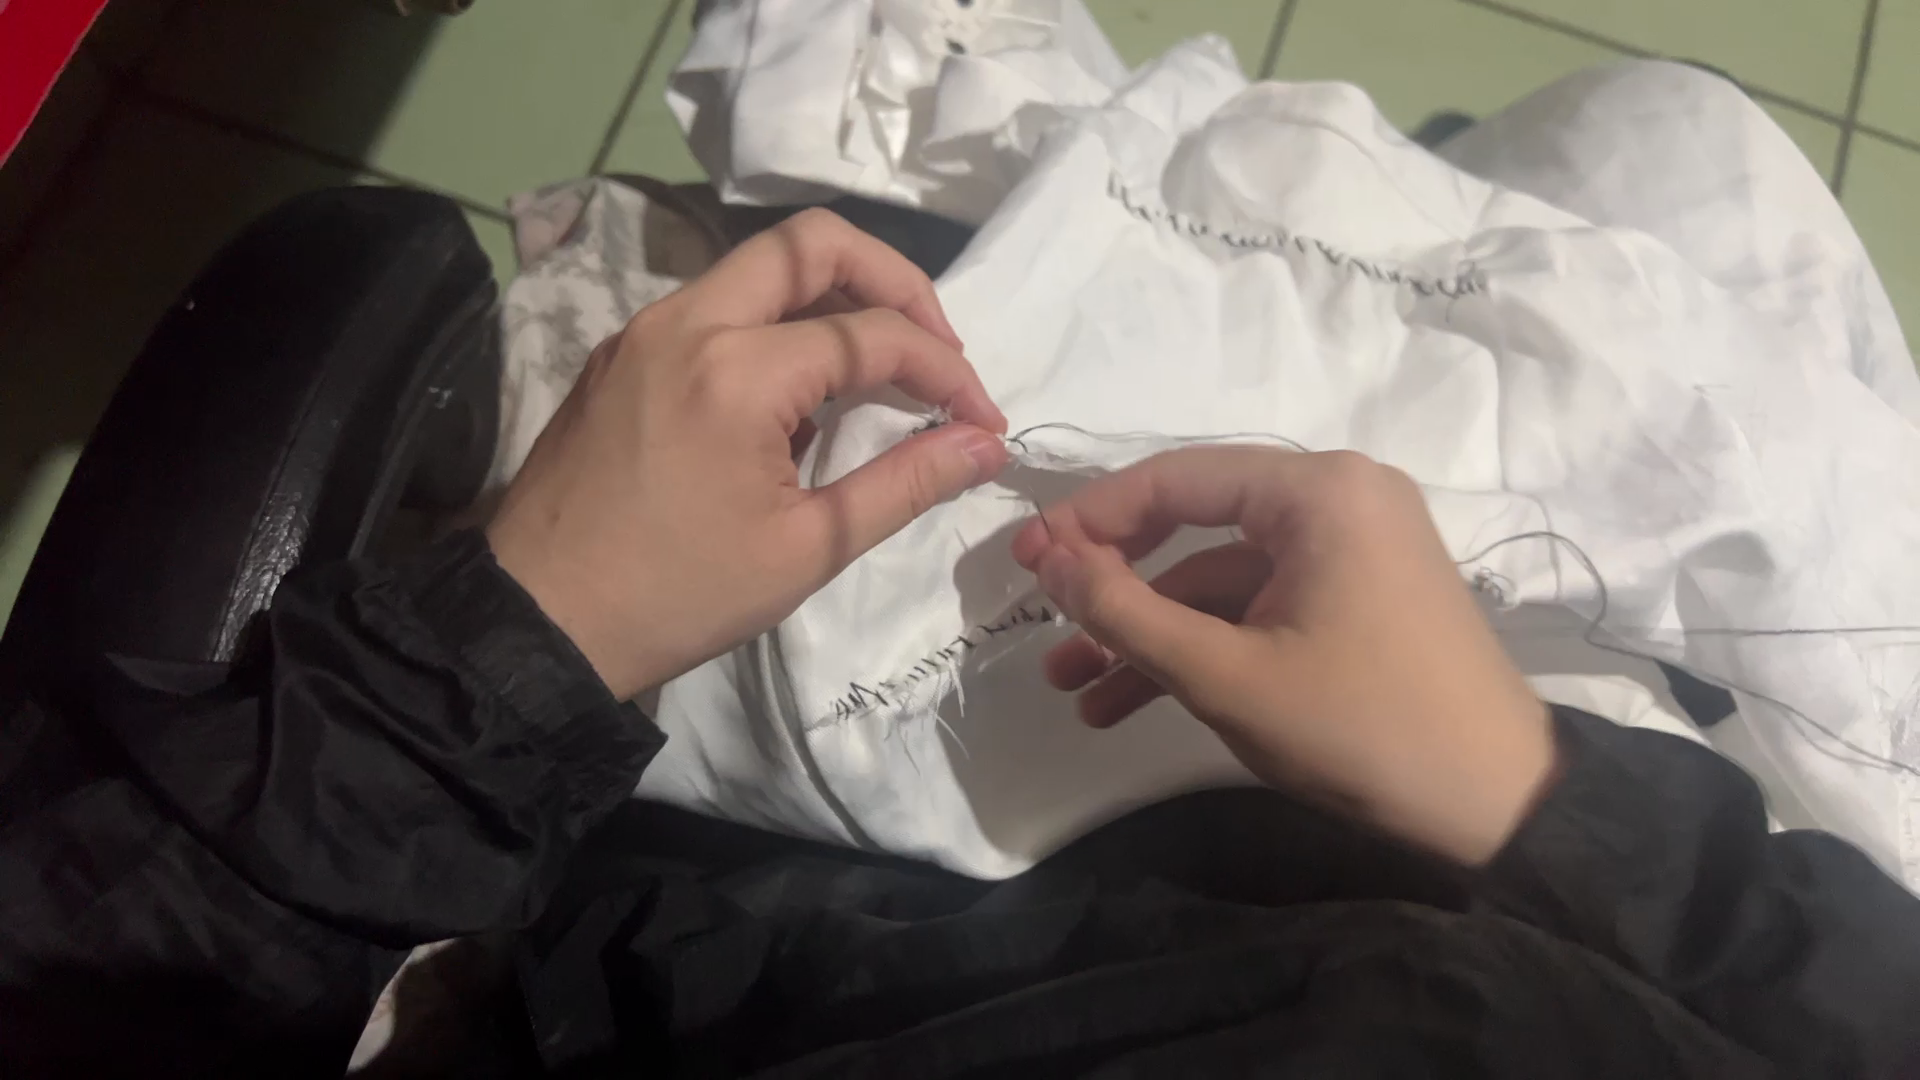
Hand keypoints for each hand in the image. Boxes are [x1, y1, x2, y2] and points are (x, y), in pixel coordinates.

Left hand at [488, 209, 1008, 699]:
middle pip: (812, 243)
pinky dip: (780, 327)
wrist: (539, 624)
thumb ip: (906, 484)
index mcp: (736, 372)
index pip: (873, 336)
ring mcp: (645, 330)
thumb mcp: (809, 548)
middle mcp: (687, 322)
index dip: (946, 371)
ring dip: (836, 299)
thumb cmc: (680, 596)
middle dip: (895, 282)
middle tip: (937, 345)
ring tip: (880, 369)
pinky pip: (719, 308)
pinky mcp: (624, 353)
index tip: (983, 419)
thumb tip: (986, 444)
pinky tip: (798, 396)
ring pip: (761, 267)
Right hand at [1011, 447, 1553, 864]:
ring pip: (1210, 579)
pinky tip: (1120, 702)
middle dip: (1111, 577)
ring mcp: (1338, 551)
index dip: (1089, 518)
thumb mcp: (1222, 673)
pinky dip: (1191, 646)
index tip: (1027, 558)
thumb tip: (1047, 559)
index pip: (1172, 479)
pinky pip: (1246, 608)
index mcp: (1316, 492)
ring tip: (1067, 682)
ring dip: (1142, 629)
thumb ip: (1122, 609)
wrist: (1499, 816)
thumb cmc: (1360, 729)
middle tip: (1042, 605)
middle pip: (1188, 522)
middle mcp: (1331, 500)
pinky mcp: (1340, 597)